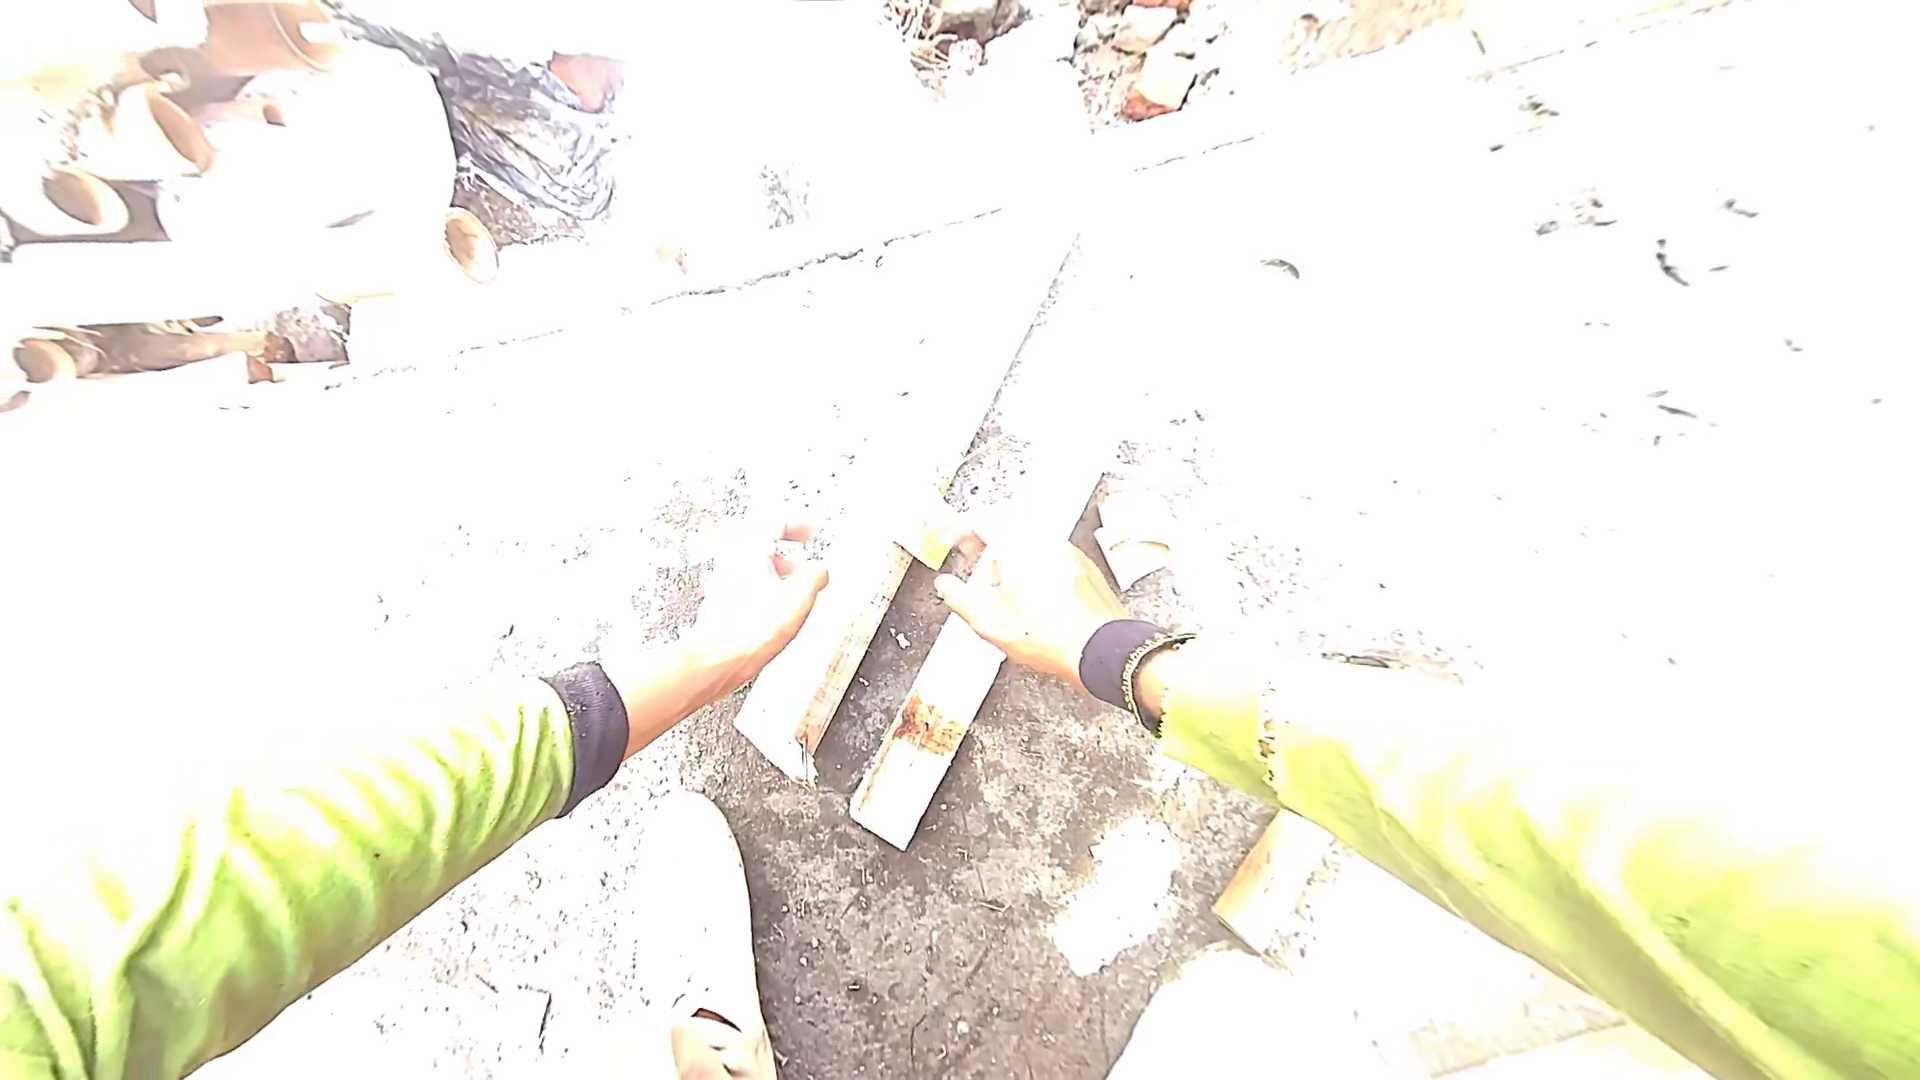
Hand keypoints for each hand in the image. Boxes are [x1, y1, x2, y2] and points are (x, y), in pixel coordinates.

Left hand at [605, 523, 827, 756]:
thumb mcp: (800, 596)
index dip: (799, 525)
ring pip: (752, 569)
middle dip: (786, 554)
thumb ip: (815, 576)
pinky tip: (776, 611)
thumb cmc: (752, 628)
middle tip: (803, 564)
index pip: (775, 522)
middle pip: (760, 545)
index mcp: (749, 550)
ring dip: (775, 575)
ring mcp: (721, 584)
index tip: (813, 531)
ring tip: (795, 591)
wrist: (720, 661)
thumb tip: (821, 571)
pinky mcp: (719, 607)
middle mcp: (730, 562)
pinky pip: (745, 590)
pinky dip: (764, 593)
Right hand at [934, 533, 1129, 691]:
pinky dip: (1033, 559)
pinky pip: (1050, 550)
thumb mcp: (990, 624)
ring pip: (1029, 535)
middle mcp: (1044, 541)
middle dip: (984, 537)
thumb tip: (946, 586)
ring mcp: (1067, 550)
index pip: (982, 518)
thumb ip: (960, 600)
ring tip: (1000, 580)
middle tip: (973, 556)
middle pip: (1007, 522)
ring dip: (1009, 549)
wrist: (1101, 649)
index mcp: (1017, 547)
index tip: (954, 543)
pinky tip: (1030, 590)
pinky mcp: (1082, 563)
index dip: (961, 528)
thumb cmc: (1051, 638)